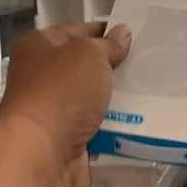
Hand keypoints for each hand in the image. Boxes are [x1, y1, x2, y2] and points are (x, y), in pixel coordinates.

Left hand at [0, 22, 131, 186]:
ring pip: (91, 99)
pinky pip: (96, 127)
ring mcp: (53, 111)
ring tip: (149, 92)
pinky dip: (113, 126)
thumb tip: (122, 32)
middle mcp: (40, 77)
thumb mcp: (89, 55)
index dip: (104, 32)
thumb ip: (108, 44)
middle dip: (113, 68)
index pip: (75, 32)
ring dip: (115, 99)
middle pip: (83, 67)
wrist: (43, 154)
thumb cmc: (61, 92)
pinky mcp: (66, 140)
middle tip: (147, 64)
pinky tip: (138, 120)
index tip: (134, 36)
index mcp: (37, 47)